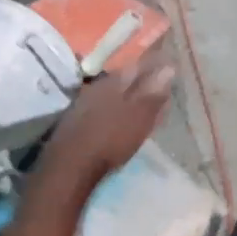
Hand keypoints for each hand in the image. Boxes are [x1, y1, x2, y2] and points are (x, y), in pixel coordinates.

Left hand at [42, 59, 174, 184]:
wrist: (67, 171)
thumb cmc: (110, 139)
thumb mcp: (140, 116)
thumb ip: (154, 92)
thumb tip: (169, 68)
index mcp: (114, 80)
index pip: (139, 64)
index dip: (155, 66)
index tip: (168, 69)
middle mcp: (96, 86)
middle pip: (123, 79)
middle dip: (140, 82)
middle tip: (157, 89)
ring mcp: (82, 105)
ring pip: (110, 95)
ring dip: (125, 99)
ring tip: (140, 108)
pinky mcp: (72, 124)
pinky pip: (100, 110)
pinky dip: (112, 113)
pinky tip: (117, 124)